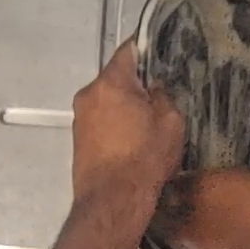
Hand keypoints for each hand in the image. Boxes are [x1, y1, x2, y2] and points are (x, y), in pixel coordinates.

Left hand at [71, 41, 183, 213]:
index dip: (148, 47)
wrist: (113, 201)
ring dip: (126, 105)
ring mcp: (80, 117)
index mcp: (111, 83)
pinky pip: (101, 120)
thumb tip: (155, 88)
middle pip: (117, 77)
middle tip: (162, 92)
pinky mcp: (78, 139)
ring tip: (150, 120)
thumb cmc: (144, 159)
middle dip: (138, 82)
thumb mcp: (171, 124)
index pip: (129, 50)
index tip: (162, 48)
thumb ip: (163, 97)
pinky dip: (116, 123)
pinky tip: (134, 139)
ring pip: (108, 100)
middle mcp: (89, 94)